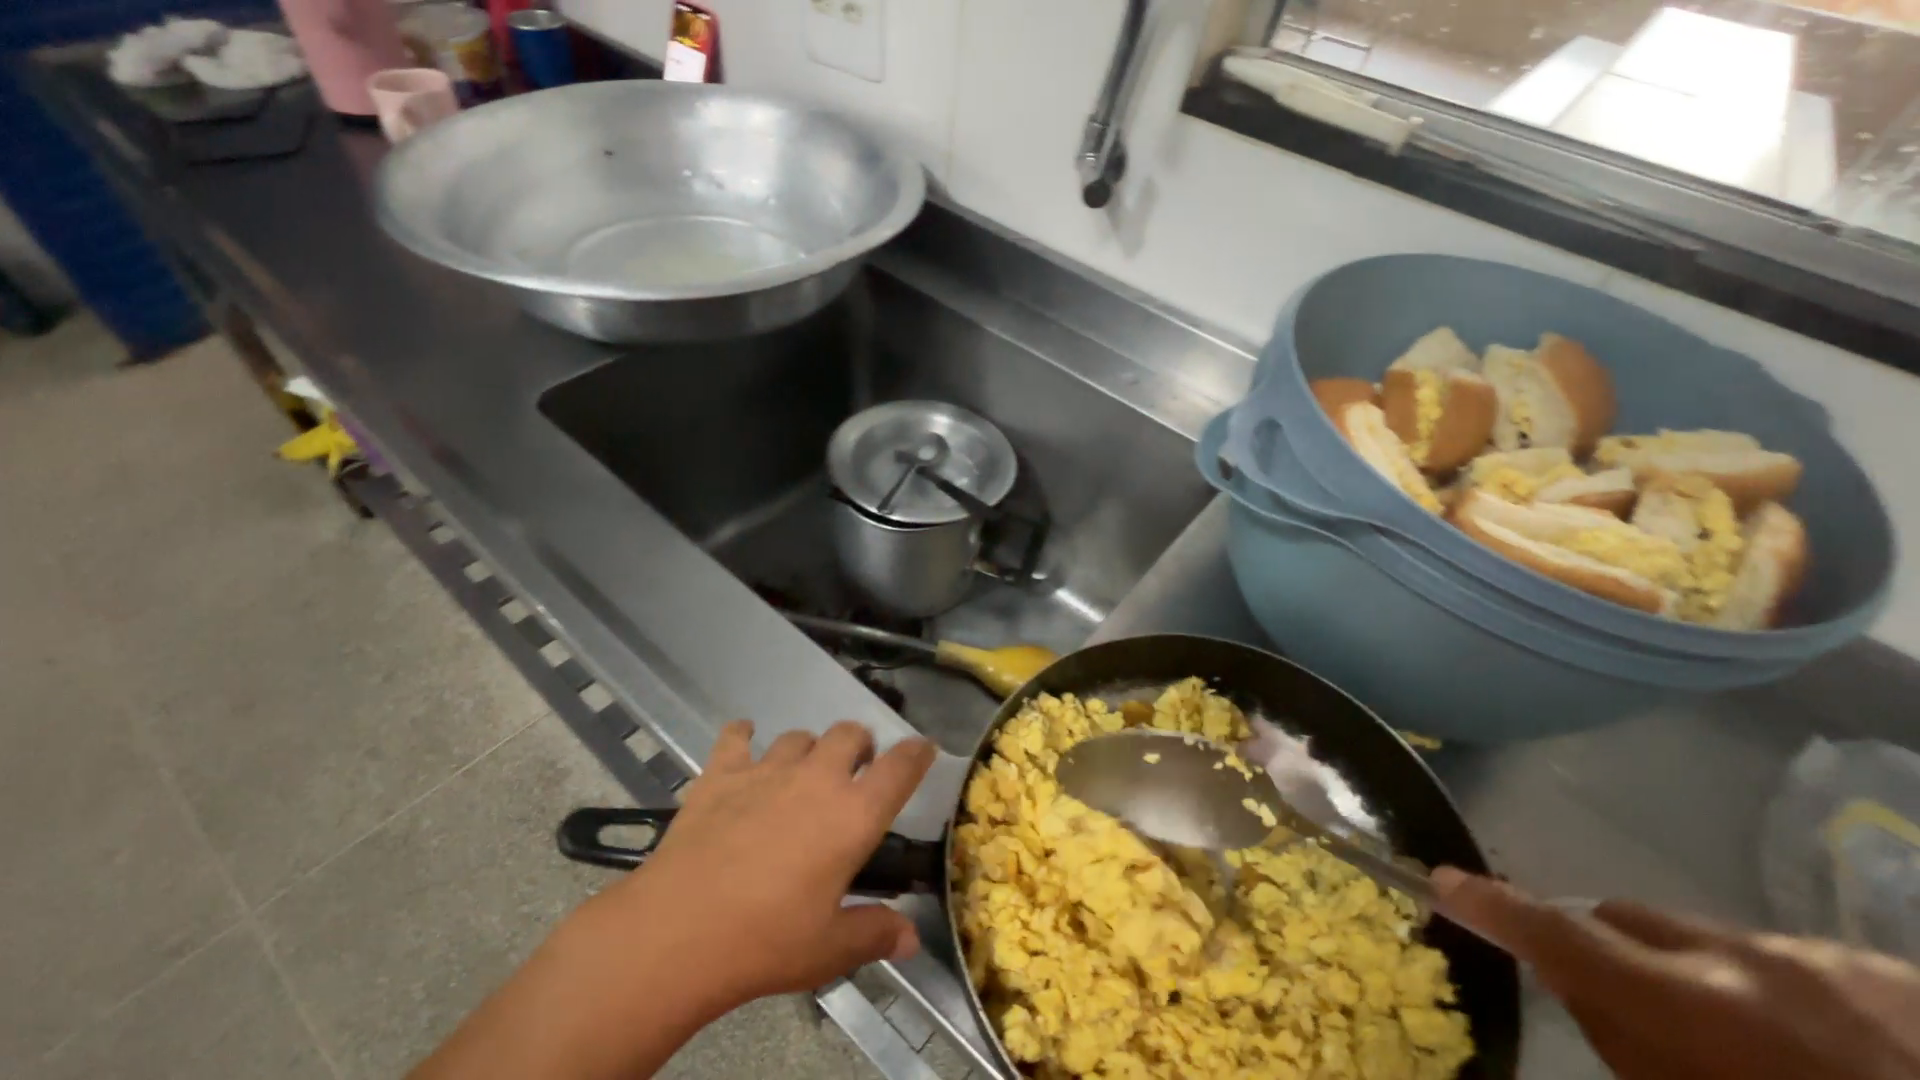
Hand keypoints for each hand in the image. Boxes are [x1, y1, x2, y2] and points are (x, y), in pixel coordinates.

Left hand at [407, 722, 935, 1079]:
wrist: (678, 930)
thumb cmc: (765, 941)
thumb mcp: (829, 949)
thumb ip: (874, 934)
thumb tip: (909, 938)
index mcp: (853, 816)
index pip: (900, 768)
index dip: (917, 754)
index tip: (923, 749)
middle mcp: (816, 780)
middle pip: (850, 735)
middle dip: (860, 745)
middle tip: (856, 770)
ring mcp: (764, 771)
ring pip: (799, 735)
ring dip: (809, 748)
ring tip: (803, 770)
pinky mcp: (719, 775)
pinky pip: (735, 737)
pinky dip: (743, 735)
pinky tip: (743, 739)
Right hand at [1432, 867, 1919, 1079]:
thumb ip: (1623, 1042)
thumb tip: (1575, 987)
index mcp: (1695, 1008)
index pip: (1562, 936)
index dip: (1496, 907)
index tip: (1445, 881)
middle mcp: (1748, 960)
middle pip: (1625, 914)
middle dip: (1608, 944)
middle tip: (1626, 999)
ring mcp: (1822, 955)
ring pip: (1707, 935)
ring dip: (1698, 971)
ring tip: (1750, 1040)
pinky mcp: (1884, 966)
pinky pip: (1793, 954)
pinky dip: (1777, 988)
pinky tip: (1820, 1044)